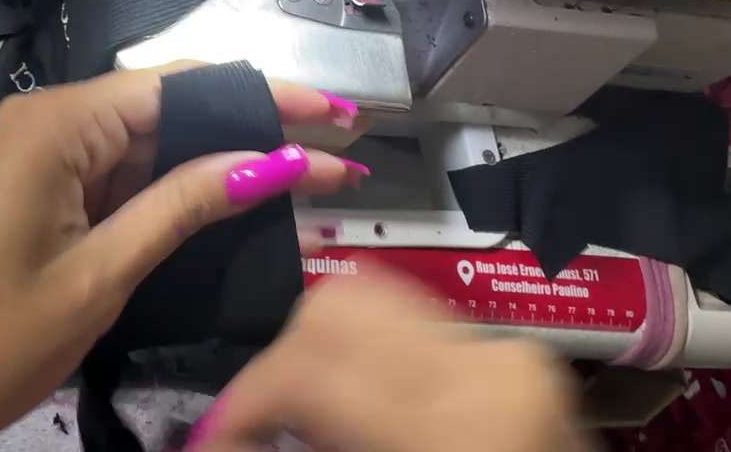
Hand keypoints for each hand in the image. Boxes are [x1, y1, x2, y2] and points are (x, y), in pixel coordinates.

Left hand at [0, 64, 364, 451]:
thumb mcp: (100, 274)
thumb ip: (183, 207)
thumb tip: (273, 161)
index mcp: (61, 120)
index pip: (181, 85)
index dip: (262, 96)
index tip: (332, 114)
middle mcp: (49, 116)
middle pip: (165, 104)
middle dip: (245, 125)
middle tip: (326, 147)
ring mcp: (38, 150)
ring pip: (142, 138)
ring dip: (209, 158)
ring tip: (290, 172)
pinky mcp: (34, 184)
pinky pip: (112, 168)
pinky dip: (164, 185)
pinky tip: (217, 197)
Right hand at [190, 272, 591, 451]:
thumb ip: (301, 445)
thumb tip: (220, 432)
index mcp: (455, 424)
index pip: (311, 364)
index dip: (249, 396)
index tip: (217, 430)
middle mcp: (485, 363)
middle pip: (334, 304)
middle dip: (284, 358)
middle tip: (263, 415)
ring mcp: (506, 350)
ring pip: (366, 294)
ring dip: (323, 344)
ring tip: (310, 402)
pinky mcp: (513, 351)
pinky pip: (409, 317)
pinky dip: (368, 347)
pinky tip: (361, 393)